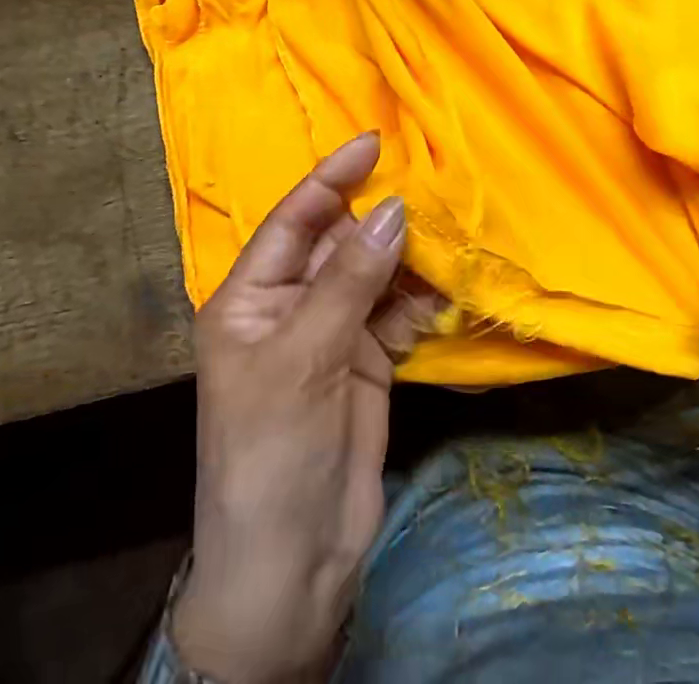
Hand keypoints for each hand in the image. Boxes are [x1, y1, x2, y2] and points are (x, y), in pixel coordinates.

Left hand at [173, 133, 433, 682]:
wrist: (293, 557)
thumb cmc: (271, 451)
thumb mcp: (303, 358)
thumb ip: (349, 281)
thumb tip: (393, 209)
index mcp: (249, 300)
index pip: (293, 223)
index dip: (330, 180)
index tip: (372, 142)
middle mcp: (290, 308)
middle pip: (340, 246)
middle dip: (381, 219)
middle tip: (432, 188)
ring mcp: (332, 336)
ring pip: (375, 278)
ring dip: (408, 259)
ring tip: (448, 233)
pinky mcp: (367, 364)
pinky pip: (397, 316)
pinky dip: (421, 301)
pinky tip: (446, 288)